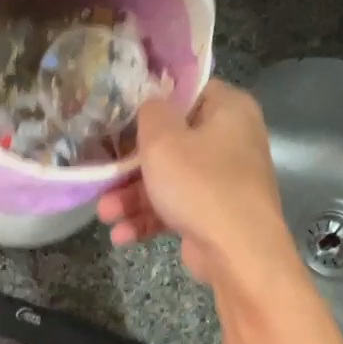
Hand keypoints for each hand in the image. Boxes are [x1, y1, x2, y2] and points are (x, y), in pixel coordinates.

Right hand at [99, 79, 292, 289]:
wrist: (238, 251)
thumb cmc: (199, 184)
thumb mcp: (162, 140)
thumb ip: (150, 113)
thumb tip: (151, 106)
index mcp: (228, 110)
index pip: (188, 92)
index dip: (153, 101)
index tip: (120, 115)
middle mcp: (231, 141)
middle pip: (172, 142)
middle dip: (131, 165)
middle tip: (104, 174)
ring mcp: (224, 180)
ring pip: (169, 180)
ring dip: (132, 198)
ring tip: (105, 214)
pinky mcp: (215, 214)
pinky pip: (176, 208)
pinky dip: (150, 219)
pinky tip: (122, 236)